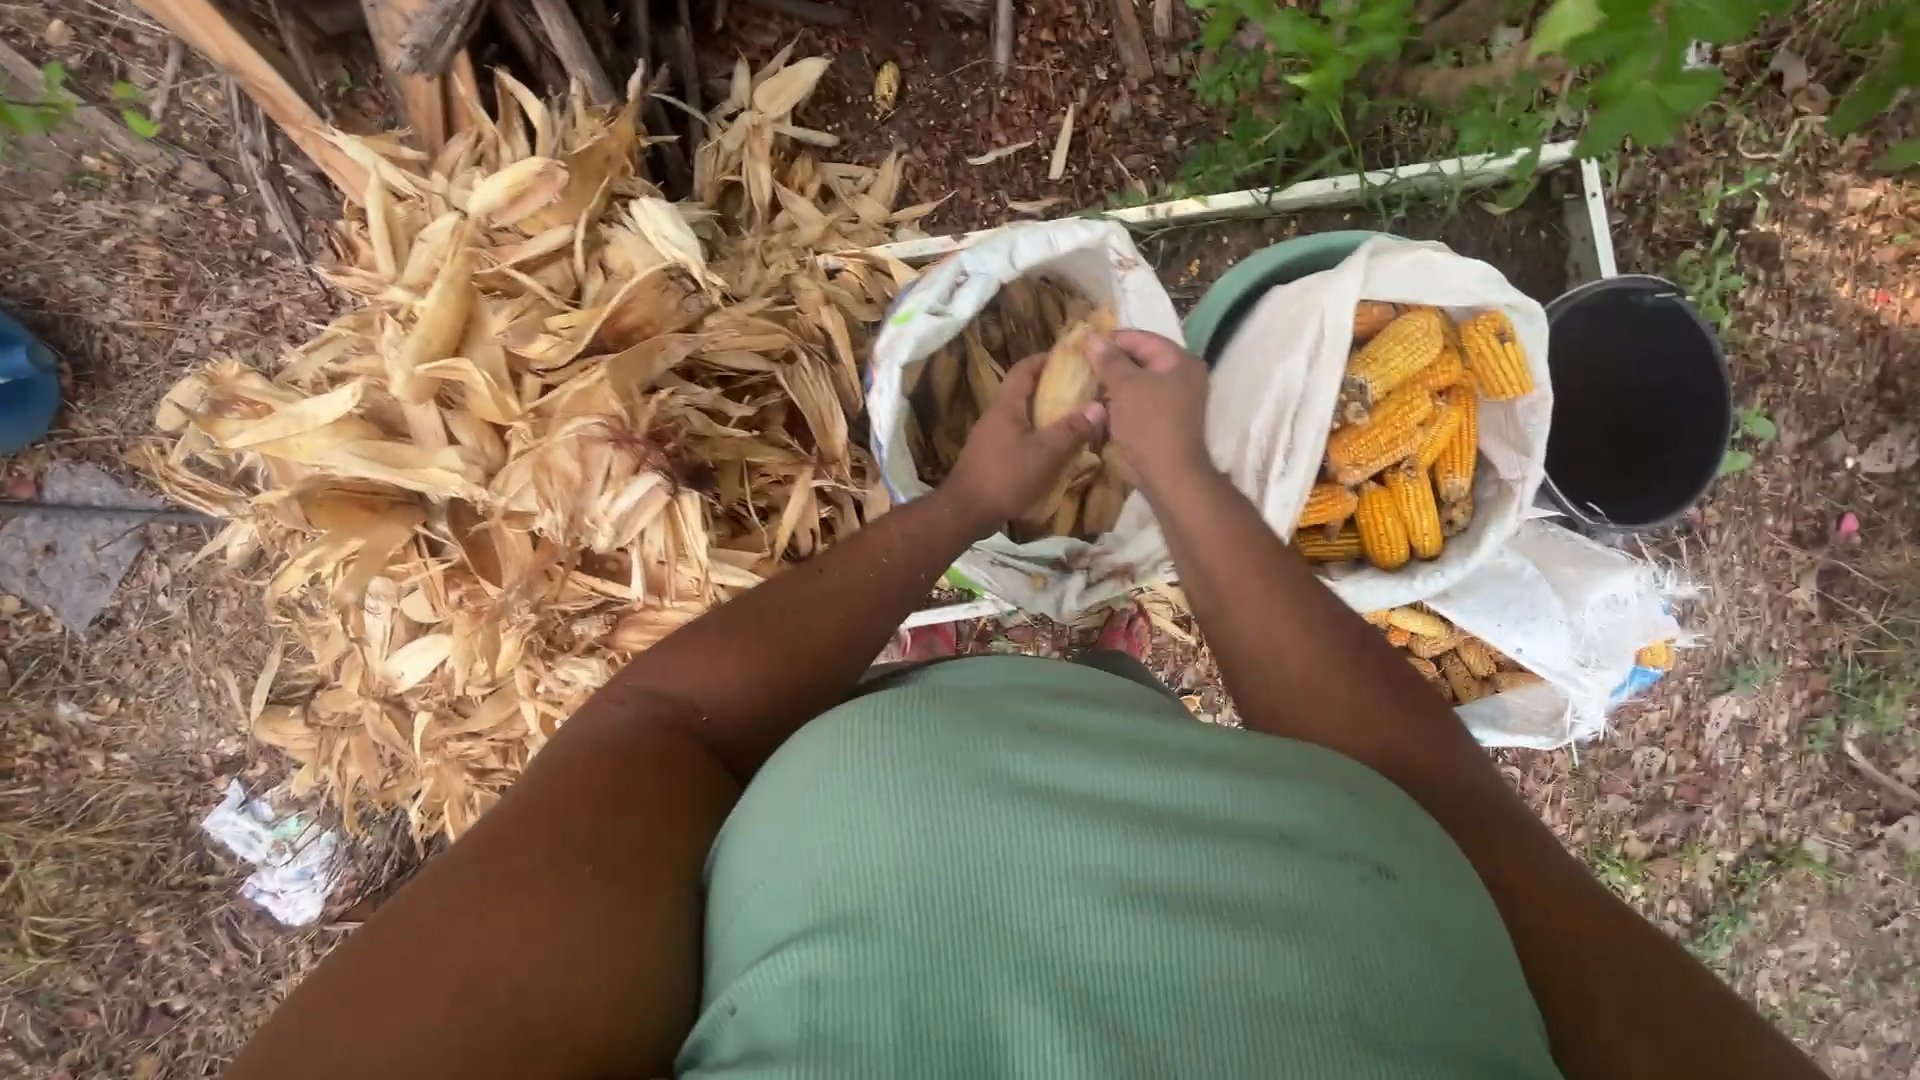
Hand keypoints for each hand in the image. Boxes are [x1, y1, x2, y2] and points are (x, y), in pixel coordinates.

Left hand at [940, 351, 1104, 535]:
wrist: (966, 511)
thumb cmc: (1006, 477)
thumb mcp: (1045, 453)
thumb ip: (1072, 430)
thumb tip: (1099, 406)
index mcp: (1006, 405)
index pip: (1024, 368)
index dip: (1046, 359)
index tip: (1072, 359)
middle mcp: (996, 415)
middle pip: (1025, 391)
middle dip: (1053, 388)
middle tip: (1082, 392)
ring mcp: (992, 437)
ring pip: (1023, 416)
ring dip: (1047, 415)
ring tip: (1075, 420)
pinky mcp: (992, 456)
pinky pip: (1019, 436)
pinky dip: (1038, 436)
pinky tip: (1056, 450)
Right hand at [1087, 330, 1211, 493]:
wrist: (1167, 473)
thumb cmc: (1149, 423)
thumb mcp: (1125, 386)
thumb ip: (1108, 359)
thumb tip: (1092, 337)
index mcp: (1180, 361)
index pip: (1142, 339)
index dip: (1111, 339)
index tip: (1083, 344)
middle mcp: (1182, 377)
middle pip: (1140, 360)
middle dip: (1110, 363)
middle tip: (1080, 365)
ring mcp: (1174, 401)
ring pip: (1137, 383)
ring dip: (1112, 385)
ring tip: (1084, 385)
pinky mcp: (1163, 422)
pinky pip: (1138, 403)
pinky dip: (1119, 403)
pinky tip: (1097, 406)